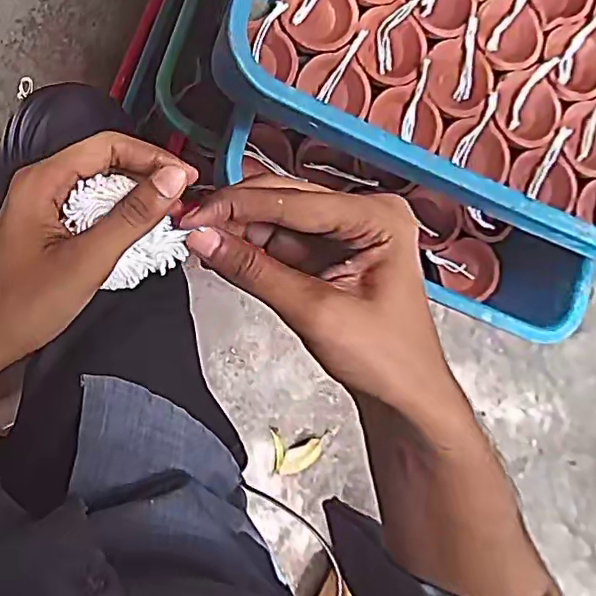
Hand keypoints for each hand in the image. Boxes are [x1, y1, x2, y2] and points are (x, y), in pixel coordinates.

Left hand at [0, 132, 195, 383]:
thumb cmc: (16, 307)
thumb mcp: (87, 260)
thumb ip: (132, 216)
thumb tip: (169, 180)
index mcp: (40, 181)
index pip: (106, 145)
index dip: (150, 156)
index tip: (181, 175)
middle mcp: (37, 185)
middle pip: (103, 160)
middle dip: (145, 177)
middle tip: (177, 200)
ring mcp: (40, 205)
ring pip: (97, 185)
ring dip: (132, 199)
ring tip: (161, 218)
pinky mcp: (46, 225)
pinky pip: (88, 207)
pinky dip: (115, 217)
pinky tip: (133, 235)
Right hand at [179, 176, 457, 416]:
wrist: (404, 397)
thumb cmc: (389, 359)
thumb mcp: (314, 312)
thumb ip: (254, 271)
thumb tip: (207, 239)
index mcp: (379, 219)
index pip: (294, 201)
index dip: (238, 207)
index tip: (198, 215)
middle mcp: (363, 215)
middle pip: (281, 199)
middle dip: (233, 213)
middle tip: (191, 225)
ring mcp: (342, 232)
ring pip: (272, 216)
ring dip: (235, 229)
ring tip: (200, 241)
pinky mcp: (323, 250)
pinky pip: (274, 237)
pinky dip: (246, 245)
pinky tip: (222, 250)